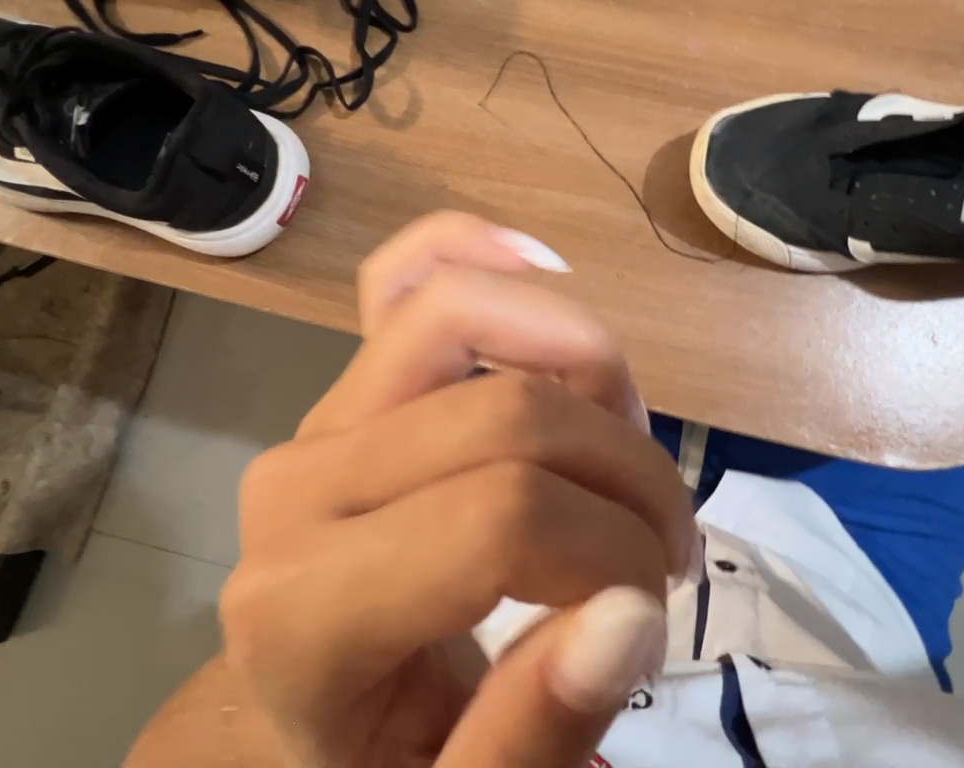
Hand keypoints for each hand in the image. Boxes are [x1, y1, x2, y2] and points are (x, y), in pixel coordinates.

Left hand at [212, 212, 695, 766]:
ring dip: (589, 365)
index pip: (502, 516)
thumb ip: (540, 730)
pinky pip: (402, 275)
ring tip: (626, 441)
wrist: (325, 718)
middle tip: (666, 543)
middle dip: (628, 472)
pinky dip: (475, 246)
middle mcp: (297, 487)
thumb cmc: (397, 757)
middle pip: (510, 413)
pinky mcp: (352, 380)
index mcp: (306, 609)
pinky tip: (546, 264)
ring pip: (464, 311)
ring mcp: (322, 416)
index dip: (614, 551)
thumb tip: (631, 607)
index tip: (653, 609)